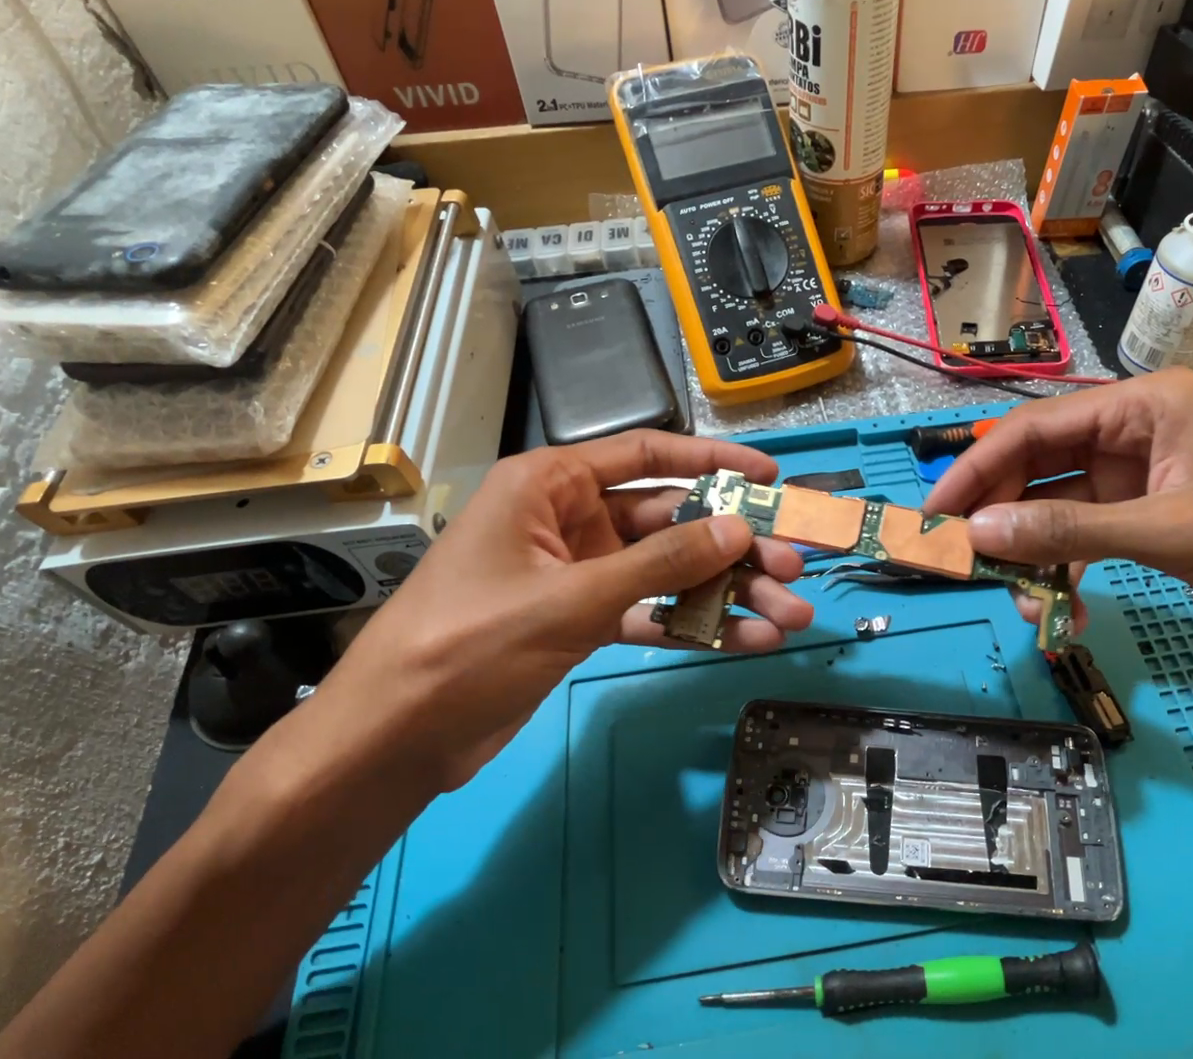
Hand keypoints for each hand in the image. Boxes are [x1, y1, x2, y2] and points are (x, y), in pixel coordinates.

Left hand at [323, 431, 813, 789]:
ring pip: (667, 572)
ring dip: (726, 594)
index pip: (646, 456)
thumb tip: (739, 528)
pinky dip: (692, 626)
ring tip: (789, 617)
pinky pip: (649, 613)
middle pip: (670, 521)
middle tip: (794, 570)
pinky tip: (745, 642)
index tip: (770, 475)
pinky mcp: (580, 622)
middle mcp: (568, 519)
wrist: (397, 736)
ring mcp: (577, 574)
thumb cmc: (469, 644)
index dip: (714, 462)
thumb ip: (660, 563)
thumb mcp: (570, 598)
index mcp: (550, 484)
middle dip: (734, 547)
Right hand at [924, 369, 1192, 662]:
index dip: (980, 469)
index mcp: (1145, 405)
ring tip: (1019, 594)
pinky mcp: (1158, 518)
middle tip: (967, 562)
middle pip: (1042, 464)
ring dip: (1034, 548)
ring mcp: (1147, 476)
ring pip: (1062, 504)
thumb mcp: (1171, 531)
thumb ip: (1069, 530)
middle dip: (1004, 513)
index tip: (937, 512)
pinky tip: (1060, 602)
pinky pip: (1090, 534)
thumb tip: (980, 533)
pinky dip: (1069, 565)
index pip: (1037, 428)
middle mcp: (1138, 431)